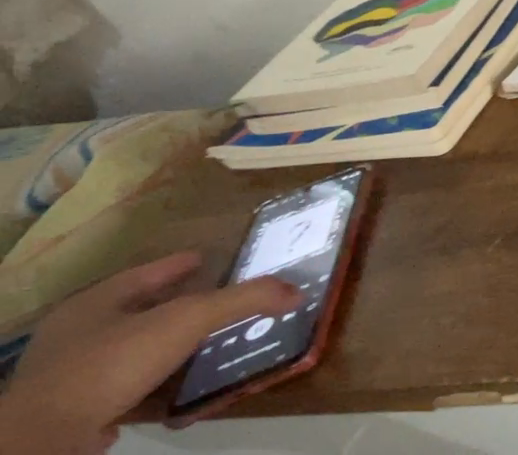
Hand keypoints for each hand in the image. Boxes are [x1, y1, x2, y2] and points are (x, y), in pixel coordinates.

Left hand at [0, 252, 298, 452]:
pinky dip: (151, 384)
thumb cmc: (113, 362)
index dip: (179, 264)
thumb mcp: (188, 320)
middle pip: (137, 310)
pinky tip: (174, 389)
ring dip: (165, 348)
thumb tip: (296, 289)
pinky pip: (122, 388)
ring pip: (129, 350)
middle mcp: (76, 334)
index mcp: (95, 302)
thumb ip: (243, 300)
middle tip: (216, 301)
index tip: (207, 258)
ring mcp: (68, 375)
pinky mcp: (71, 411)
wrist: (43, 437)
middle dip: (175, 305)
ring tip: (205, 345)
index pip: (146, 273)